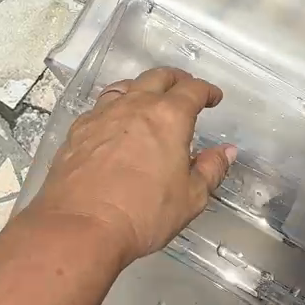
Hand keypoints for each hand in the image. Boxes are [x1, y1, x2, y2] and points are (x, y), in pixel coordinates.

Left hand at [29, 67, 234, 265]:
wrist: (79, 227)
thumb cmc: (143, 213)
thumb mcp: (191, 198)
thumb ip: (211, 170)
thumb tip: (226, 151)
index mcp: (169, 117)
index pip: (193, 90)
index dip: (207, 91)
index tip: (213, 98)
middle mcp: (136, 106)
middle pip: (158, 77)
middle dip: (176, 79)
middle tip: (184, 89)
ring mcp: (102, 115)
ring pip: (126, 86)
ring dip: (142, 88)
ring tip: (148, 100)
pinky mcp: (78, 131)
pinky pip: (100, 107)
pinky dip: (115, 108)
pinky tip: (114, 125)